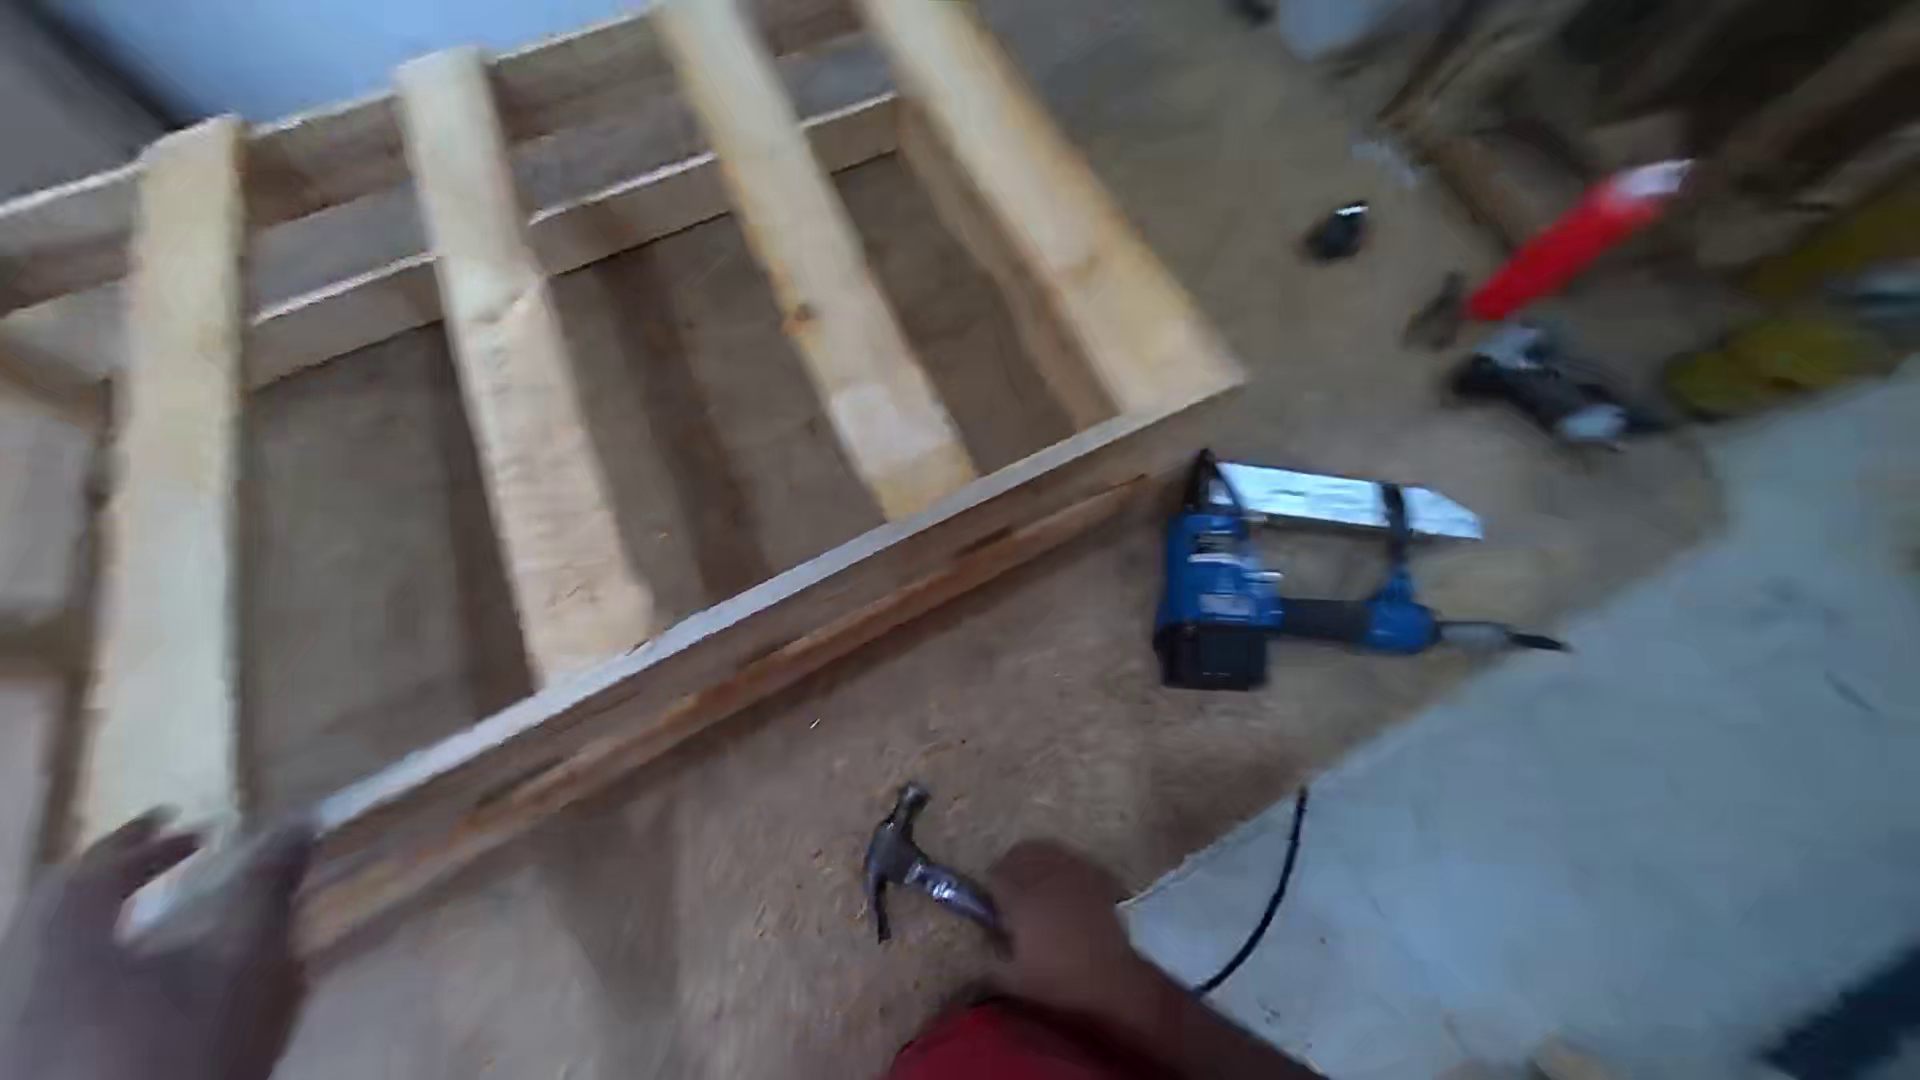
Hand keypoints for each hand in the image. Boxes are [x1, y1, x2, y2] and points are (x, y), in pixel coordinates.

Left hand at [0, 813, 313, 1079]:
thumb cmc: (192, 1048)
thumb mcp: (247, 959)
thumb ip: (267, 885)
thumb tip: (298, 820)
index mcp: (64, 960)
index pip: (83, 878)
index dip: (137, 841)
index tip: (187, 819)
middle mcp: (19, 992)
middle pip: (50, 916)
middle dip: (119, 875)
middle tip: (181, 851)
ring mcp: (19, 1035)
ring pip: (47, 955)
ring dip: (108, 915)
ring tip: (168, 904)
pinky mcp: (35, 1059)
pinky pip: (52, 988)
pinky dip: (100, 957)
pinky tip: (148, 971)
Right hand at [987, 840, 1160, 1021]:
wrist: (1117, 975)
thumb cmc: (1062, 978)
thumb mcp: (1016, 982)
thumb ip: (990, 965)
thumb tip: (980, 956)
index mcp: (1018, 894)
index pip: (993, 874)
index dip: (991, 889)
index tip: (995, 905)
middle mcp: (1042, 871)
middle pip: (1017, 854)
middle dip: (1011, 869)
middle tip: (1014, 893)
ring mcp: (1071, 866)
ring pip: (1044, 850)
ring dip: (1036, 863)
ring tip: (1040, 886)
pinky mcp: (1095, 871)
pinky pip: (1070, 858)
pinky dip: (1062, 868)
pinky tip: (1068, 888)